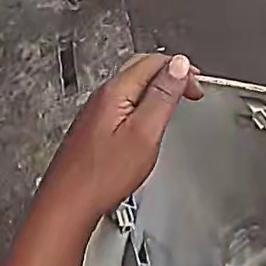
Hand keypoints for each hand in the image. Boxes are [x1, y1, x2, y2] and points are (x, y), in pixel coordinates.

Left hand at [36, 53, 203, 223]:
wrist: (69, 203)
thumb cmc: (102, 175)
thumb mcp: (145, 132)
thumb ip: (163, 95)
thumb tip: (178, 65)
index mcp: (116, 92)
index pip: (154, 62)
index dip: (181, 69)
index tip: (196, 85)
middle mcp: (102, 97)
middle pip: (141, 67)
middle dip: (170, 73)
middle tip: (190, 88)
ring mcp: (96, 112)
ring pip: (132, 85)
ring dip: (158, 87)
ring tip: (175, 101)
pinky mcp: (95, 127)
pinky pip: (124, 102)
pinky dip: (145, 103)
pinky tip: (151, 119)